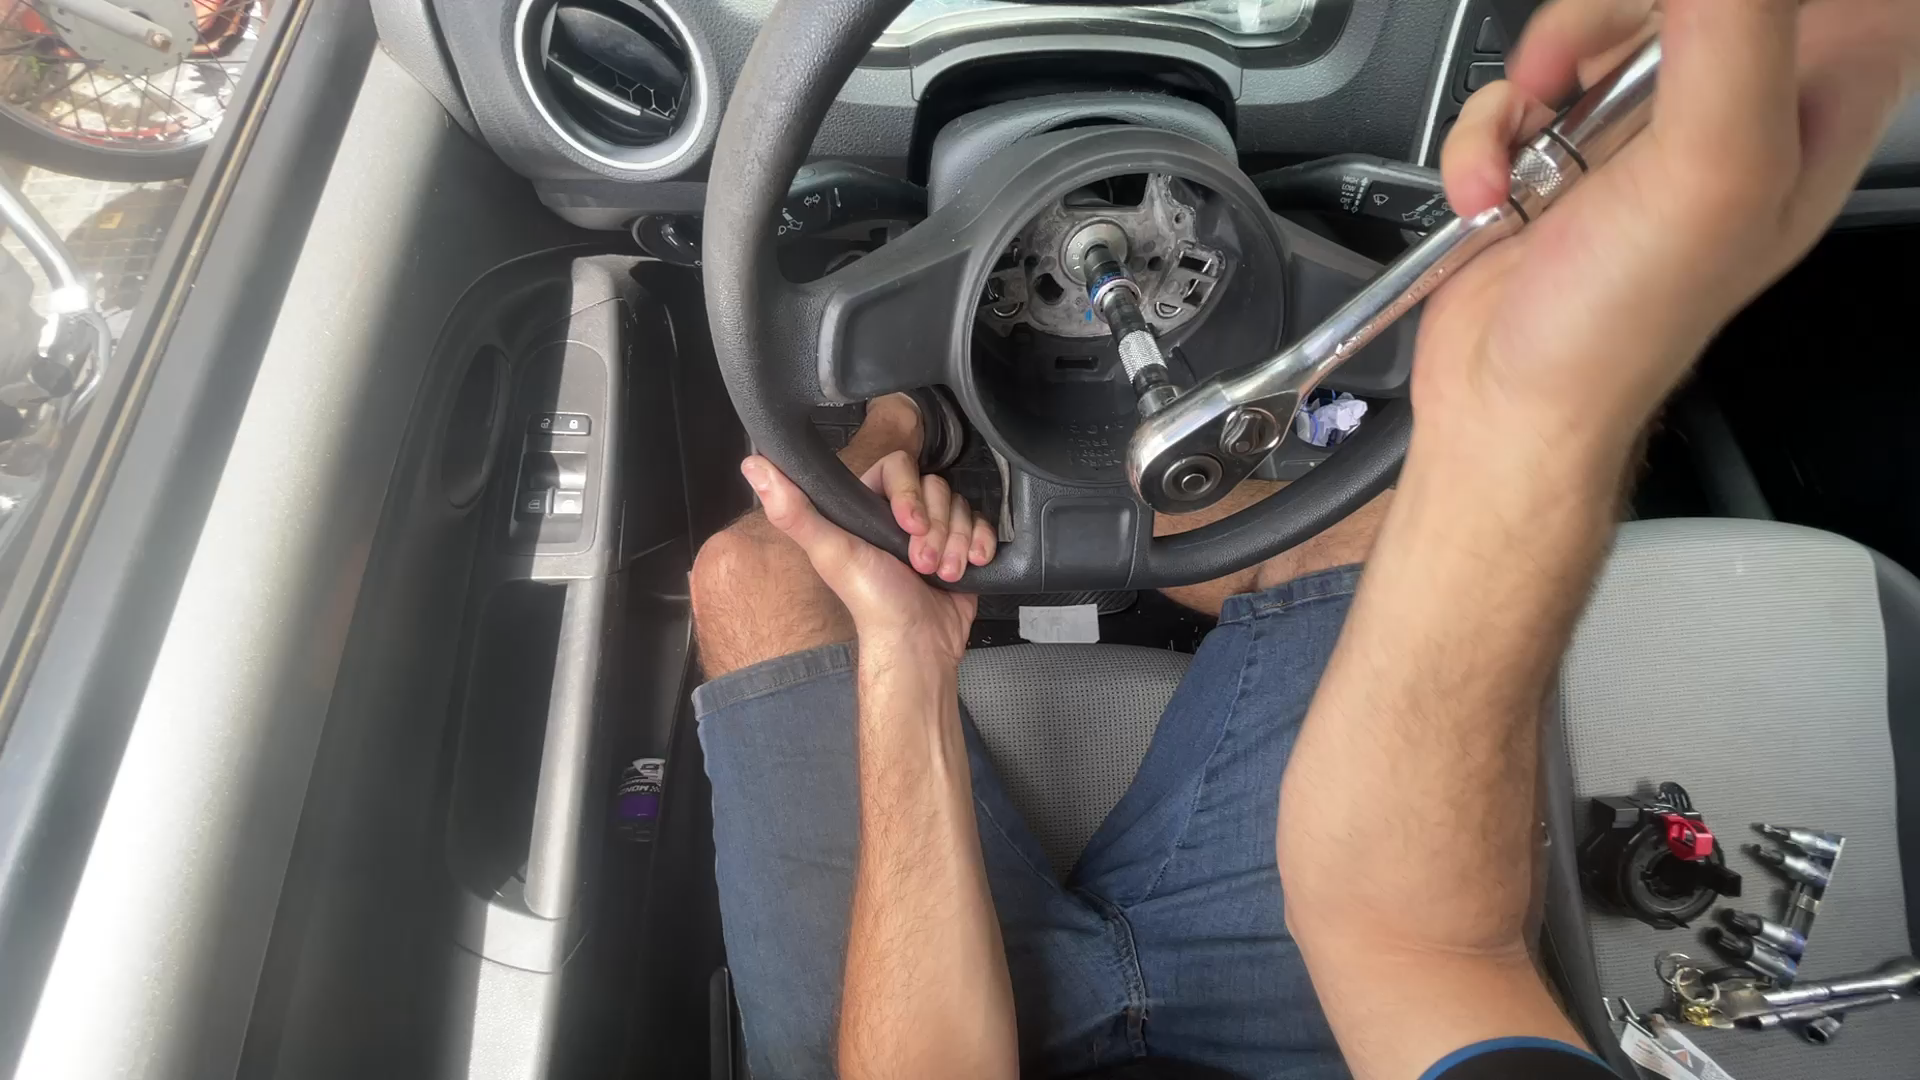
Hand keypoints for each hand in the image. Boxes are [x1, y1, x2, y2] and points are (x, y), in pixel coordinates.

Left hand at [742, 451, 996, 662]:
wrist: (918, 642)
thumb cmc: (871, 602)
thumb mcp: (829, 552)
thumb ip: (794, 511)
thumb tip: (754, 468)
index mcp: (867, 508)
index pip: (901, 467)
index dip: (910, 494)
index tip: (908, 524)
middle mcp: (899, 517)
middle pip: (936, 488)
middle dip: (936, 529)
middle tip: (919, 561)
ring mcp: (932, 532)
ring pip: (960, 507)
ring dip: (956, 542)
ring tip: (941, 572)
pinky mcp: (959, 548)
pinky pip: (980, 526)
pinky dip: (980, 545)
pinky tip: (970, 566)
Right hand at [1422, 0, 1917, 465]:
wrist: (1501, 398)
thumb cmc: (1615, 326)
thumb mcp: (1710, 171)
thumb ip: (1734, 32)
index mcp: (1813, 94)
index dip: (1703, 6)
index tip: (1652, 35)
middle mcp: (1718, 107)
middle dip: (1595, 24)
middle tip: (1561, 76)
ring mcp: (1619, 138)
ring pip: (1573, 38)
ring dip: (1514, 102)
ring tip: (1508, 172)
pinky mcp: (1537, 165)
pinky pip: (1502, 107)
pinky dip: (1475, 148)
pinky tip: (1483, 198)